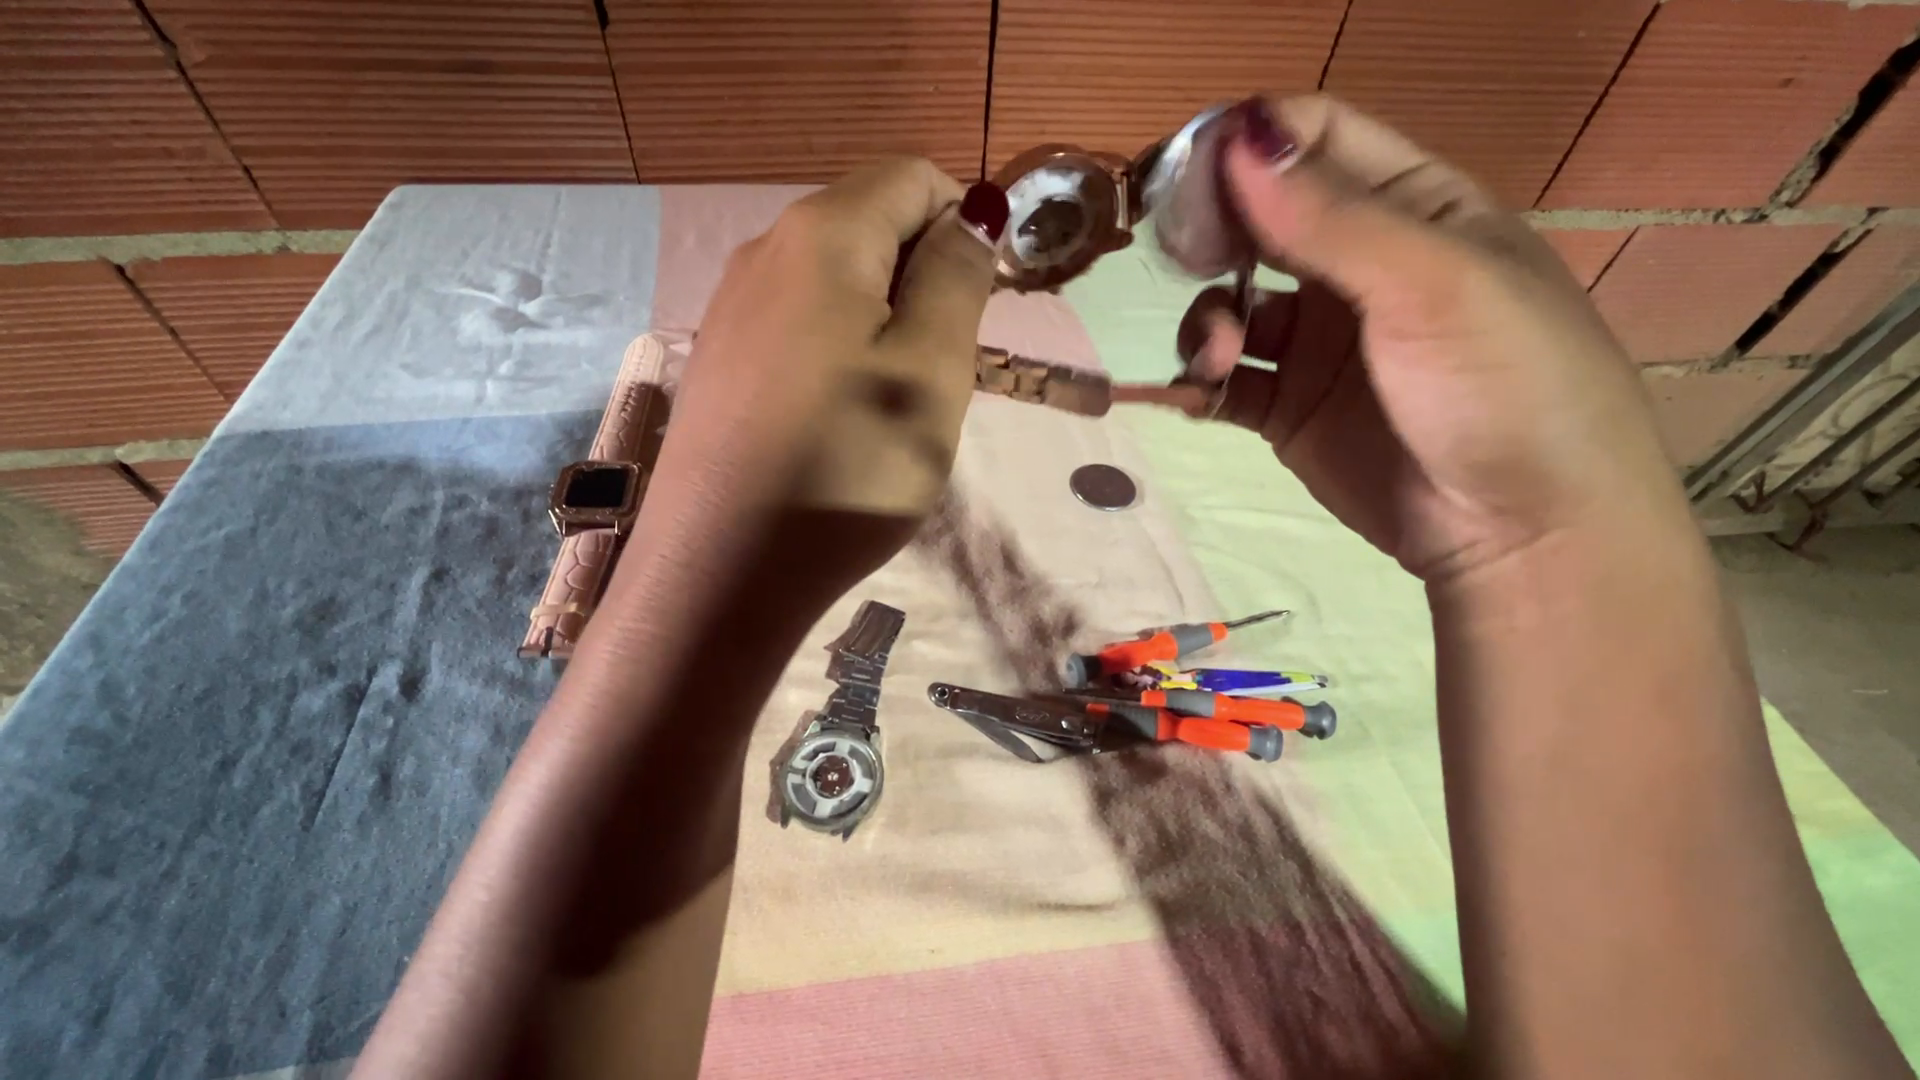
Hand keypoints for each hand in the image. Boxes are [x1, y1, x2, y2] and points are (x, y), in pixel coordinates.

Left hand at [670, 159, 1006, 525]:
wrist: (722, 571)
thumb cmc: (848, 467)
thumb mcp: (931, 370)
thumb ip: (956, 278)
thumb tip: (970, 211)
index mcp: (822, 234)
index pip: (912, 176)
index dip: (962, 224)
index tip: (979, 304)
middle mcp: (764, 250)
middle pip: (869, 222)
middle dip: (923, 275)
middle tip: (941, 366)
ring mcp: (731, 307)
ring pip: (835, 278)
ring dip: (884, 318)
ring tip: (894, 400)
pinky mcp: (720, 360)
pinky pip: (798, 323)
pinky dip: (839, 348)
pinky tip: (840, 417)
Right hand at [1178, 96, 1688, 582]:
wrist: (1523, 535)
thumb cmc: (1507, 389)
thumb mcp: (1433, 287)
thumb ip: (1334, 219)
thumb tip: (1237, 140)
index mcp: (1413, 209)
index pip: (1317, 142)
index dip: (1250, 147)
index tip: (1188, 179)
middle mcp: (1357, 267)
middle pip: (1260, 219)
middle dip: (1211, 233)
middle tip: (1177, 259)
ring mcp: (1318, 343)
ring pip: (1231, 302)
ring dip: (1207, 321)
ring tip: (1220, 359)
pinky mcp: (1289, 409)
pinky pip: (1225, 379)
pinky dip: (1200, 380)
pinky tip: (1197, 394)